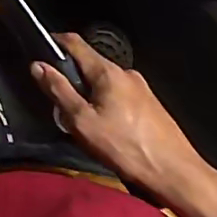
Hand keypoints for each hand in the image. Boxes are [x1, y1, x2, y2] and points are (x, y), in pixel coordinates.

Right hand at [31, 33, 214, 202]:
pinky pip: (119, 94)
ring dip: (89, 91)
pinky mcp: (151, 105)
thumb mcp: (83, 122)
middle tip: (58, 96)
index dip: (54, 41)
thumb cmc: (127, 148)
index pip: (75, 42)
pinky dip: (106, 102)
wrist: (178, 175)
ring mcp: (141, 89)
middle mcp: (126, 73)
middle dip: (71, 75)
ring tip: (81, 118)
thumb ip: (58, 91)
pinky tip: (106, 127)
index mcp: (107, 72)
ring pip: (105, 81)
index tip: (40, 49)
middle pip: (90, 63)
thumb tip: (38, 66)